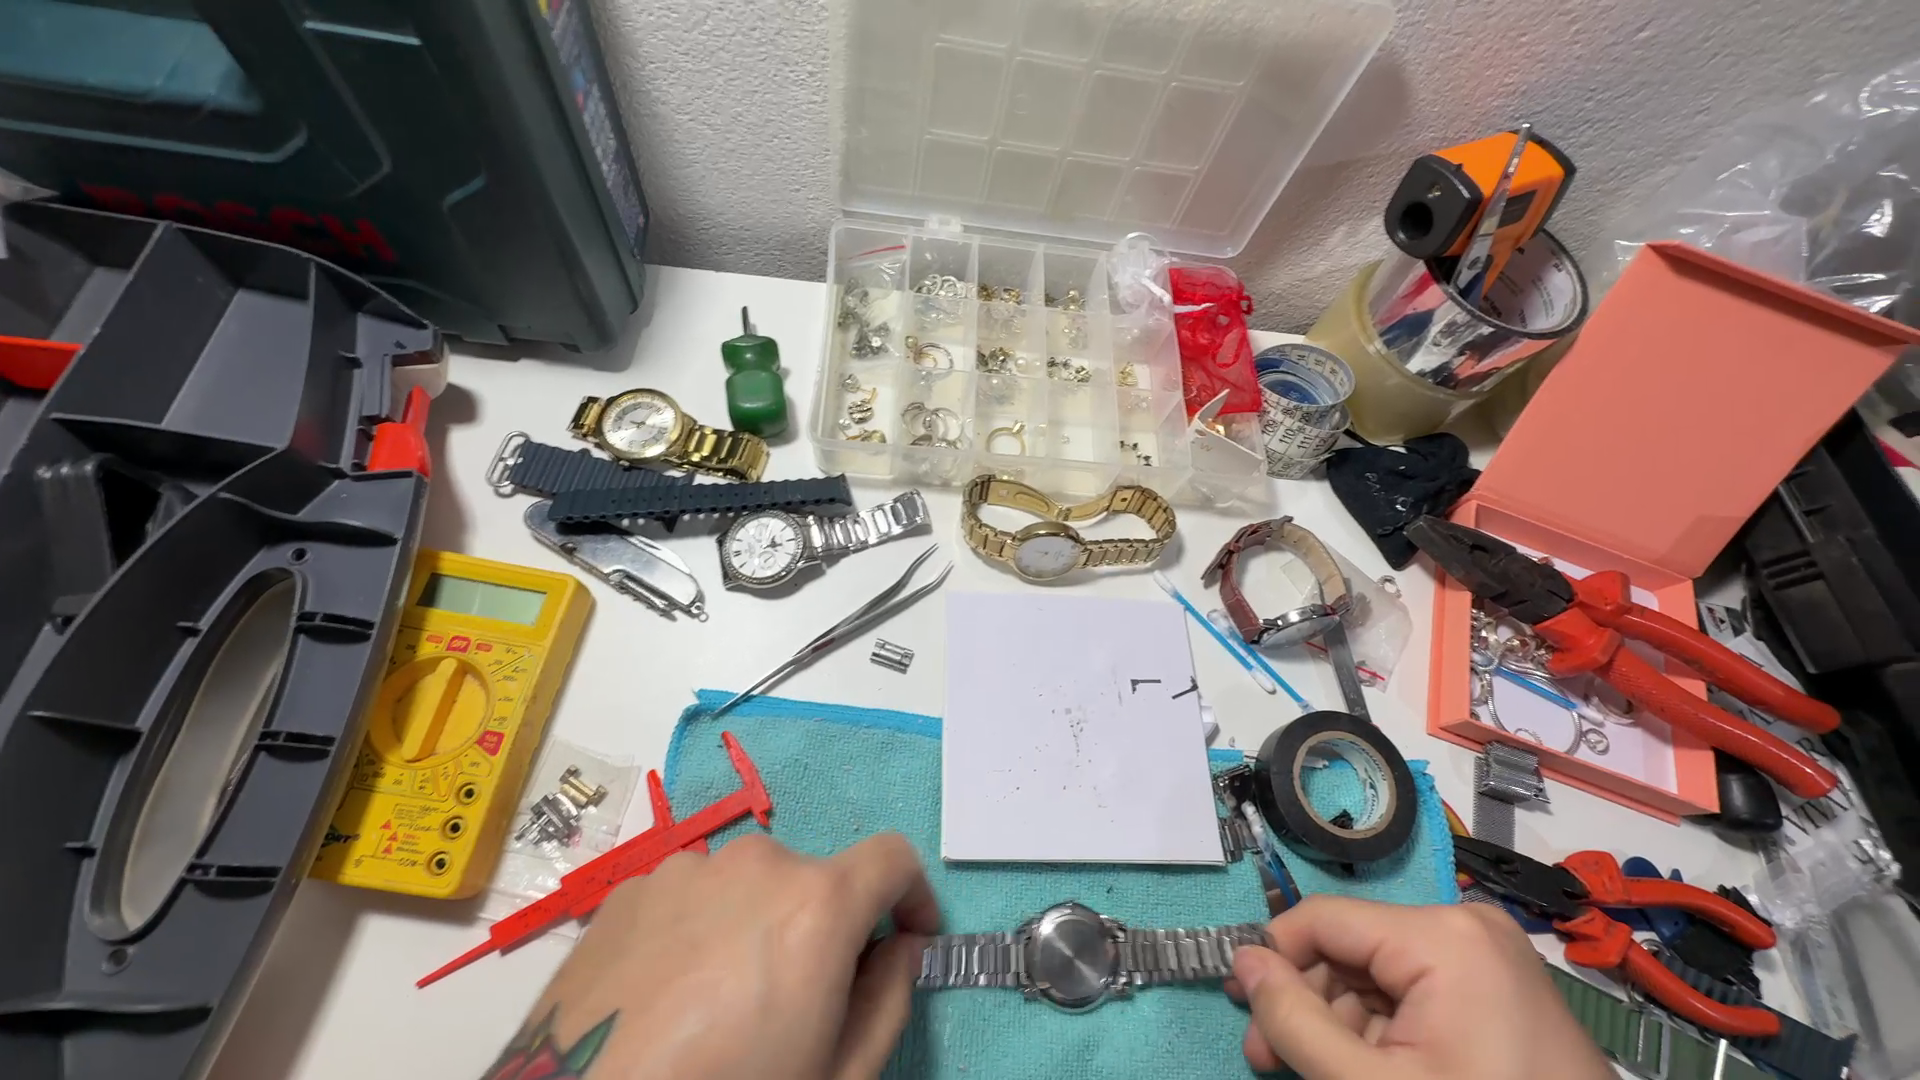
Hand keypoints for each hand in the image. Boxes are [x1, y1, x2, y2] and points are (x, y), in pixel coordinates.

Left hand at [489, 832, 939, 1079]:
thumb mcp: (840, 1077)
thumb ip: (890, 998)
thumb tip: (900, 944)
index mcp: (817, 901)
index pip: (893, 858)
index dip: (912, 896)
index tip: (906, 938)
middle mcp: (755, 862)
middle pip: (816, 879)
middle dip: (824, 927)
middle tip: (794, 1002)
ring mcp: (684, 869)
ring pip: (749, 886)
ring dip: (757, 926)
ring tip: (719, 1004)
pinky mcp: (628, 889)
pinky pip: (691, 897)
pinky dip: (700, 930)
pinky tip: (667, 996)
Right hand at [1226, 896, 1611, 1079]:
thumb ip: (1295, 1021)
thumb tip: (1242, 960)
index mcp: (1442, 936)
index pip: (1322, 919)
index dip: (1271, 959)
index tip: (1242, 1008)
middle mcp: (1465, 928)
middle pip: (1348, 950)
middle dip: (1303, 1002)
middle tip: (1268, 1056)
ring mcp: (1487, 959)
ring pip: (1374, 976)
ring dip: (1334, 1021)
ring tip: (1305, 1069)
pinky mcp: (1498, 991)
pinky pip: (1411, 995)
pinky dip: (1377, 1031)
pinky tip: (1356, 1068)